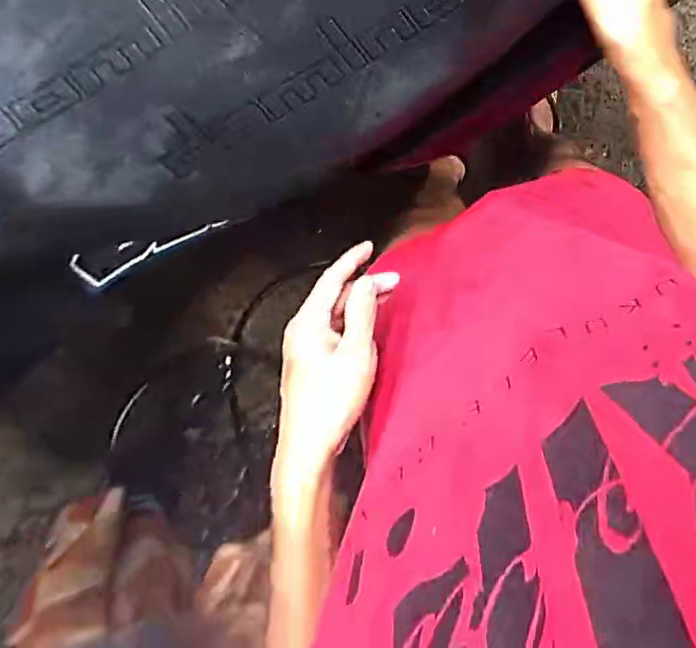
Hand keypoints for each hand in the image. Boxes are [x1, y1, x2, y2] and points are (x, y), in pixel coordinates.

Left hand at [274, 241, 397, 488]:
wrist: (307, 449)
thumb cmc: (332, 401)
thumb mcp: (356, 351)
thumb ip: (362, 312)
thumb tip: (367, 281)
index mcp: (308, 324)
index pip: (331, 280)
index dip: (352, 260)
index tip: (369, 246)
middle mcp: (301, 331)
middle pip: (333, 296)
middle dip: (363, 283)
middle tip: (393, 280)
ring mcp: (304, 348)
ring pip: (334, 313)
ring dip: (359, 302)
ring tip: (385, 297)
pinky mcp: (311, 363)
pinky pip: (334, 328)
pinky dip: (353, 318)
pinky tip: (368, 323)